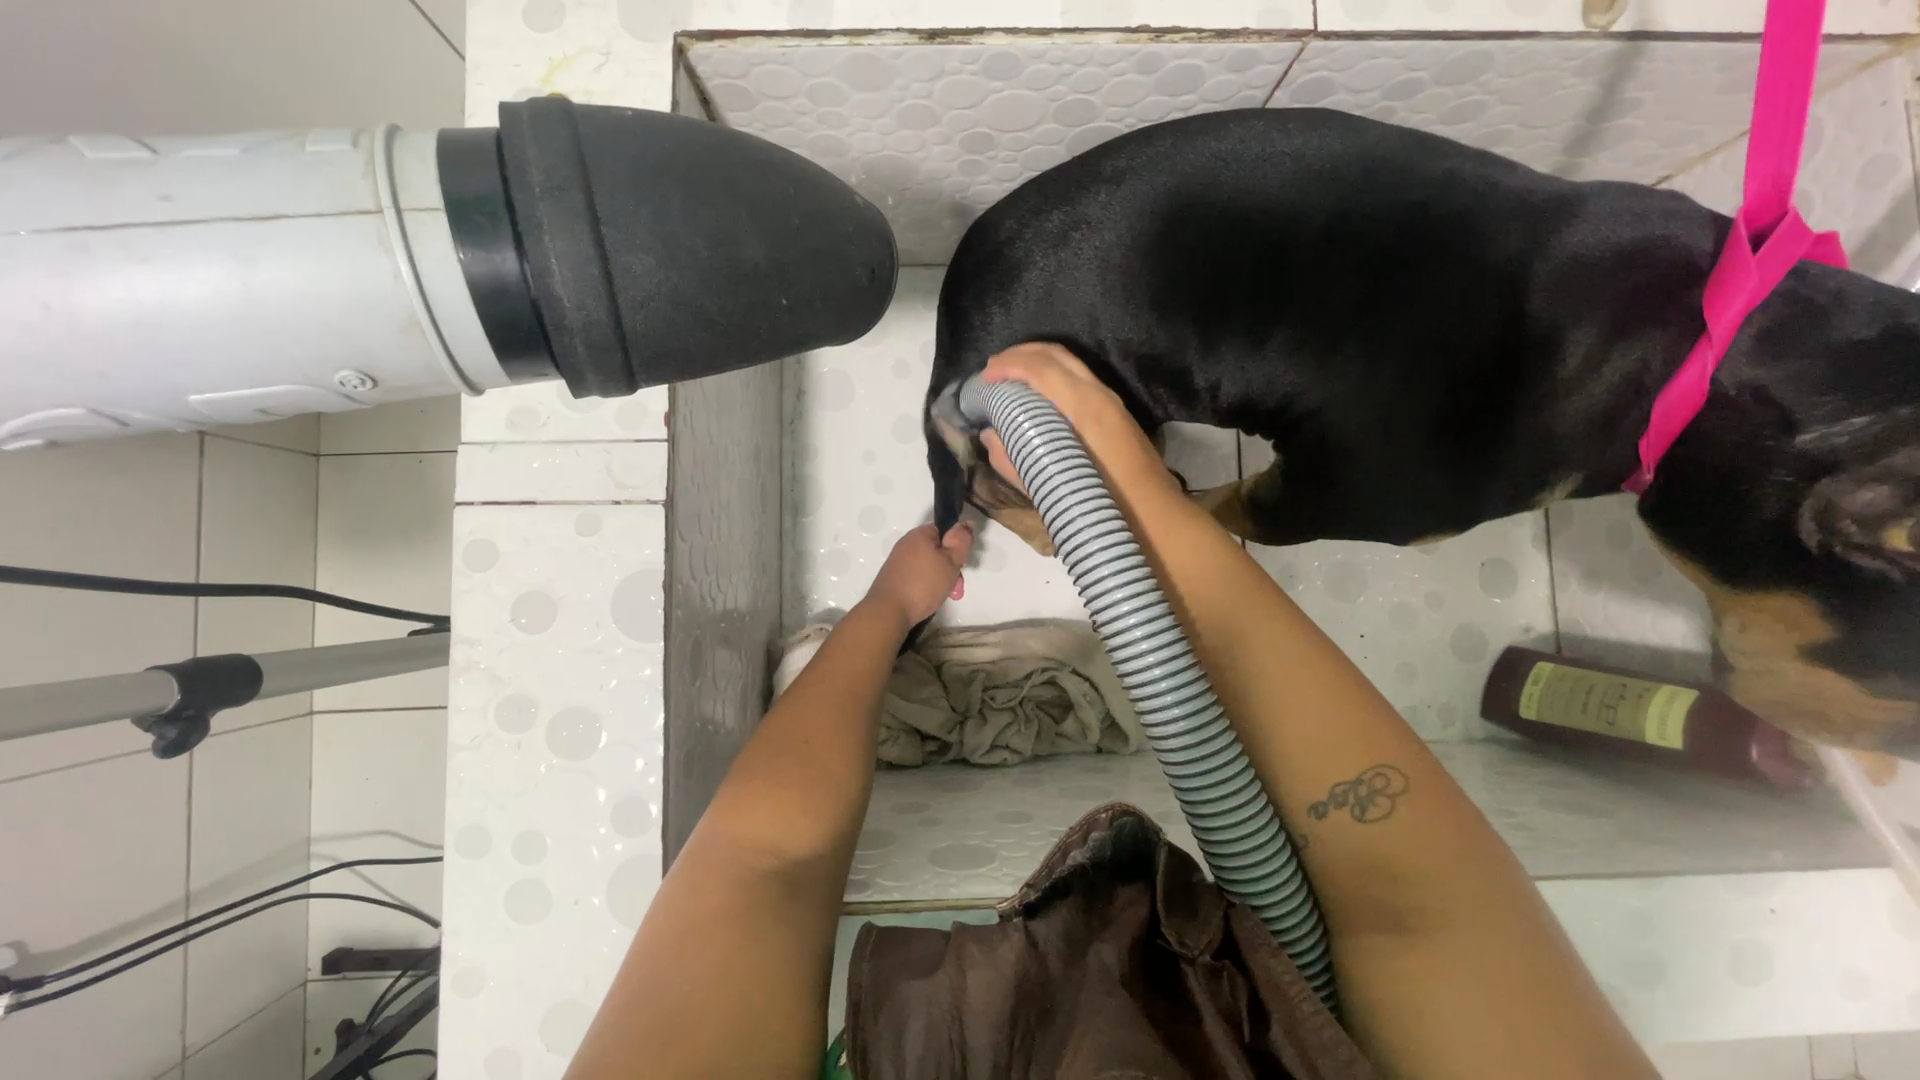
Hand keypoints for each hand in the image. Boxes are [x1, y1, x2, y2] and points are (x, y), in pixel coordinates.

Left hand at [862, 523, 974, 630]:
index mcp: (919, 535)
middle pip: (937, 551)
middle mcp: (906, 544)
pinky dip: (927, 587)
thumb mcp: (950, 561)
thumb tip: (966, 523)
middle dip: (951, 568)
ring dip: (942, 580)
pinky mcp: (894, 579)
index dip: (957, 546)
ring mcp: (898, 562)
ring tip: (947, 596)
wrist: (889, 611)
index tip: (962, 563)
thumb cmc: (923, 584)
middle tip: (957, 587)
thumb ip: (961, 541)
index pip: (944, 531)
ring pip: (929, 567)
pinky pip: (917, 578)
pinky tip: (931, 599)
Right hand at [979, 344, 1174, 499]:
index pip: (1039, 368)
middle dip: (1020, 354)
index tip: (983, 379)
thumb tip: (991, 436)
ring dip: (1037, 363)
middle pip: (1055, 354)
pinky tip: (1038, 395)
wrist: (1154, 516)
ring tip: (1011, 377)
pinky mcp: (1116, 411)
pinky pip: (1078, 378)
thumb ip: (1013, 459)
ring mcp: (1111, 400)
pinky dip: (1053, 376)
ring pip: (1069, 363)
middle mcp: (1099, 394)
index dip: (1007, 366)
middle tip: (992, 368)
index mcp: (1083, 408)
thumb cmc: (1102, 506)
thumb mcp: (1049, 487)